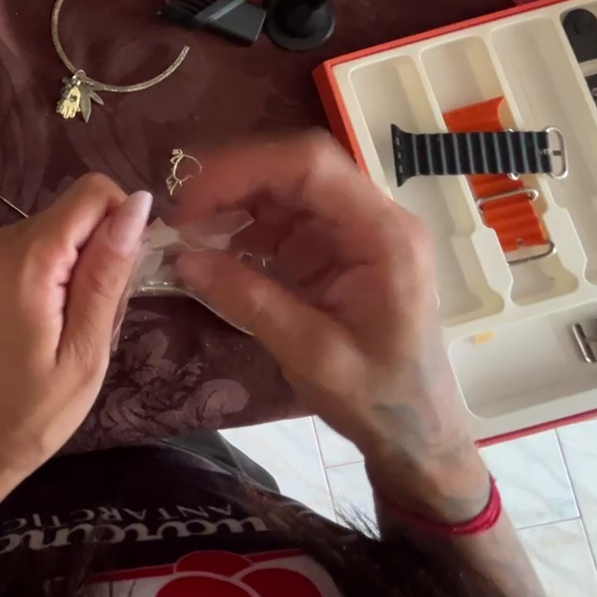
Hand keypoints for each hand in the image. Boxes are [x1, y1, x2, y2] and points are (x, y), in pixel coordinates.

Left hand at [0, 176, 152, 493]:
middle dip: (101, 252)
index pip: (92, 192)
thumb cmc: (35, 411)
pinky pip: (40, 243)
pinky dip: (59, 272)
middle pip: (76, 210)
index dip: (121, 225)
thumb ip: (109, 272)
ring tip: (71, 325)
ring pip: (62, 226)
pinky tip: (52, 319)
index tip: (120, 281)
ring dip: (81, 266)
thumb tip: (138, 203)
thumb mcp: (86, 350)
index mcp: (24, 259)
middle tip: (93, 319)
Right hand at [172, 133, 488, 521]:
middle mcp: (368, 217)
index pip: (310, 166)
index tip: (192, 201)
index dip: (244, 168)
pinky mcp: (328, 247)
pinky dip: (239, 224)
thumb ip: (249, 301)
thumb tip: (182, 258)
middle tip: (182, 213)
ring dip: (231, 200)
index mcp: (382, 234)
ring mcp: (348, 230)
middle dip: (231, 180)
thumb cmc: (378, 396)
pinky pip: (278, 216)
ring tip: (188, 230)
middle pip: (293, 166)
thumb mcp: (311, 355)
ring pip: (281, 186)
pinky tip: (211, 247)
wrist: (415, 431)